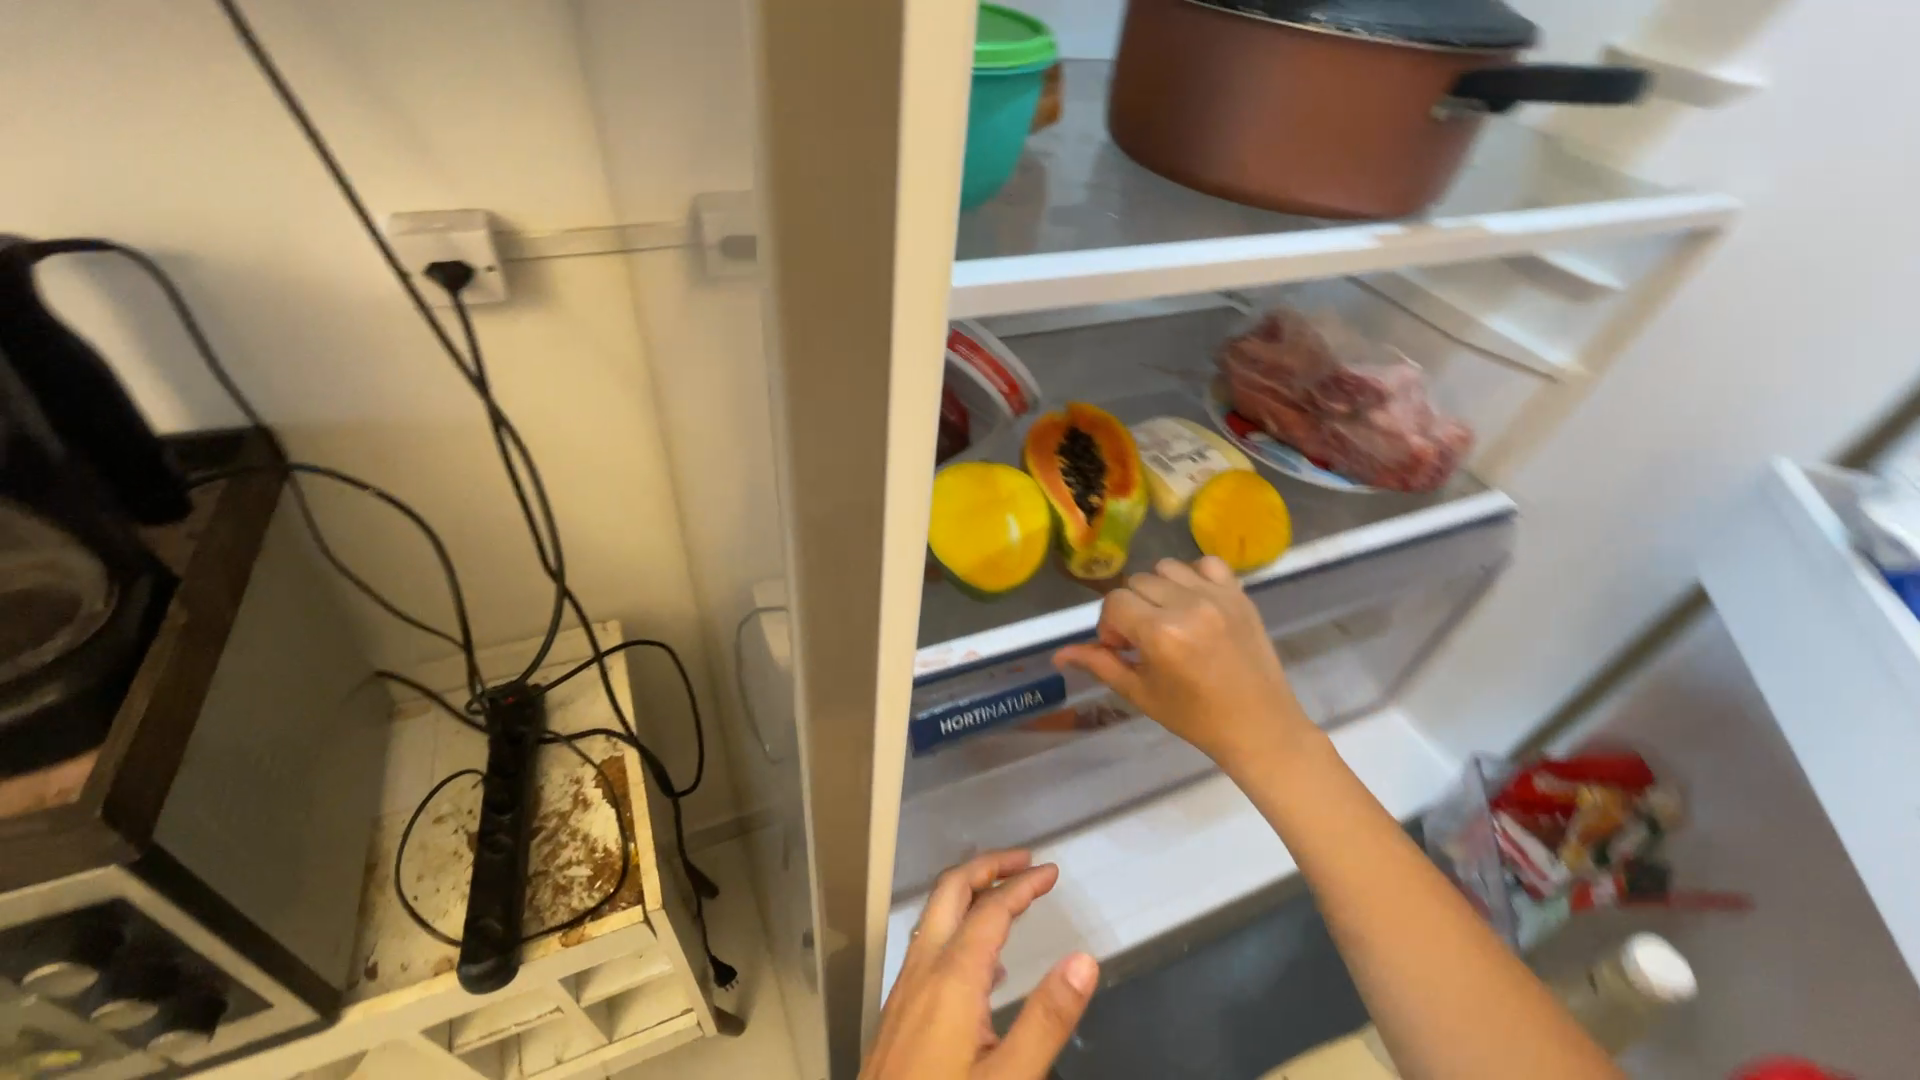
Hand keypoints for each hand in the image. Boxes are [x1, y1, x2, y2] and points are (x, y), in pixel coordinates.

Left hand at [862, 850, 1098, 1079]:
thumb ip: (1047, 1019)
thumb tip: (1083, 958)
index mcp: (952, 978)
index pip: (991, 909)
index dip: (1023, 884)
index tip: (1052, 873)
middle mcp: (923, 970)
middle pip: (949, 891)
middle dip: (987, 867)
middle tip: (1025, 862)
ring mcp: (905, 989)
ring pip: (934, 916)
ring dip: (970, 893)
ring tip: (1008, 896)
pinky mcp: (899, 1012)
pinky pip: (929, 947)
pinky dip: (958, 928)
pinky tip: (982, 964)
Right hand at [1054, 556, 1316, 776]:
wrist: (1259, 726)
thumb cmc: (1195, 717)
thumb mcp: (1140, 693)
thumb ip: (1099, 664)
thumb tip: (1058, 655)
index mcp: (1160, 633)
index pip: (1114, 602)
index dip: (1110, 625)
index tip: (1122, 648)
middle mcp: (1188, 606)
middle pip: (1137, 582)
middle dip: (1132, 608)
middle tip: (1144, 640)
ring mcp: (1217, 596)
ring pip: (1167, 568)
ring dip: (1159, 590)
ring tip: (1169, 619)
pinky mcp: (1240, 594)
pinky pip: (1206, 563)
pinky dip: (1193, 577)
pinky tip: (1194, 604)